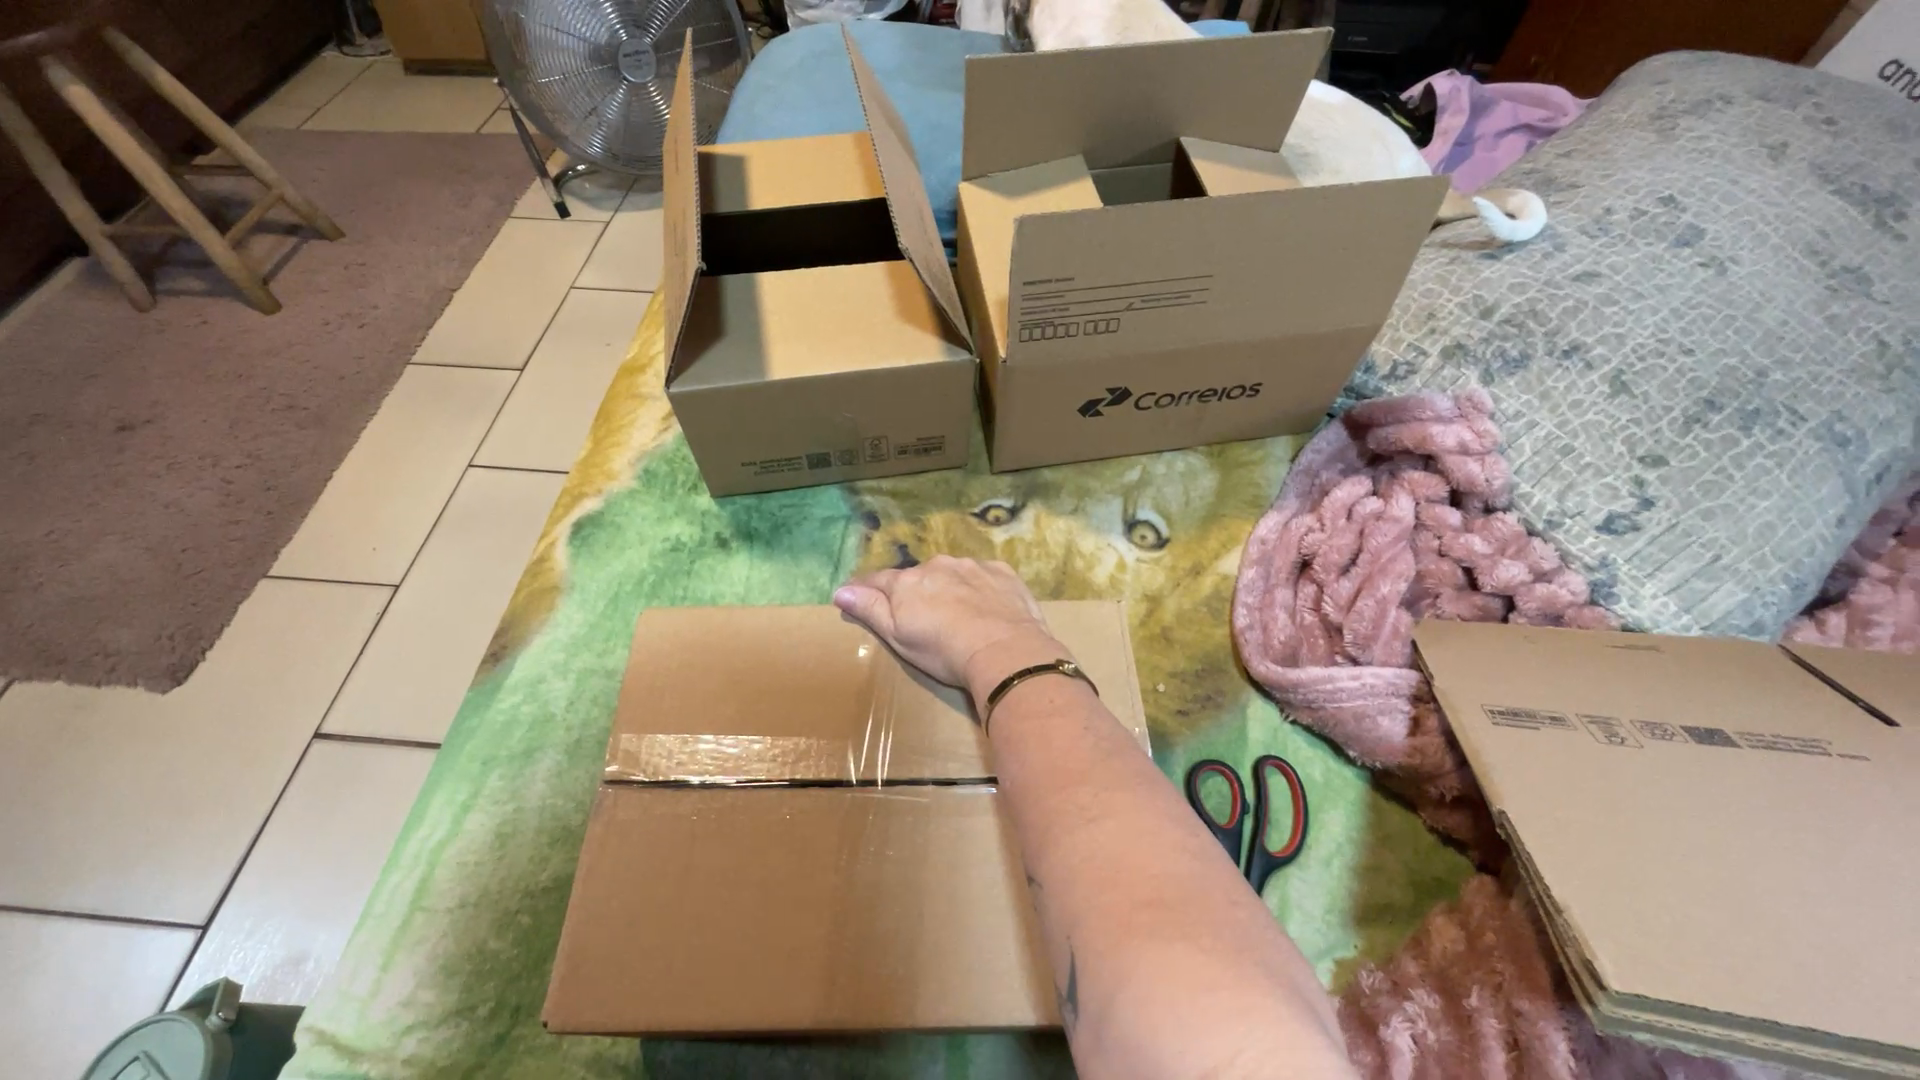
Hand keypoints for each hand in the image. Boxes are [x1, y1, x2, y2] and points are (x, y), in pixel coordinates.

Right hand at [833, 556, 1068, 703]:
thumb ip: (870, 610)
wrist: (1004, 651)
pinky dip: (981, 588)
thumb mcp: (898, 637)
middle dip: (916, 590)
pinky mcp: (1002, 572)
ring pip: (953, 573)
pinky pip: (984, 576)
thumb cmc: (943, 651)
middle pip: (918, 576)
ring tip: (958, 613)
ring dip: (950, 587)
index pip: (878, 580)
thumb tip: (840, 590)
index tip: (859, 595)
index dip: (867, 589)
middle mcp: (937, 565)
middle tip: (923, 615)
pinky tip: (987, 608)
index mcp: (907, 582)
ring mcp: (972, 566)